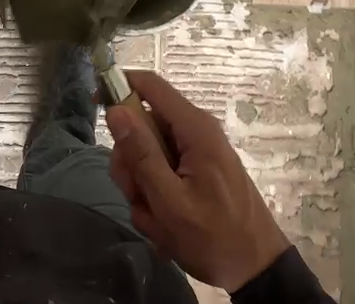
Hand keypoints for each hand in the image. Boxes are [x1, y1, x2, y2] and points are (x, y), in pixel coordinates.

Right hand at [106, 70, 290, 290]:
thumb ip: (142, 155)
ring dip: (142, 186)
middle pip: (143, 124)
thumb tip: (115, 110)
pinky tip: (166, 224)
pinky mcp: (198, 168)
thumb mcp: (171, 202)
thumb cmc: (216, 238)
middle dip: (131, 161)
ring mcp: (197, 150)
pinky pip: (163, 169)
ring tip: (156, 219)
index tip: (96, 107)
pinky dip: (156, 195)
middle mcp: (195, 130)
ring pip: (149, 150)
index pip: (149, 84)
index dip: (118, 87)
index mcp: (194, 128)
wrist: (258, 270)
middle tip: (137, 196)